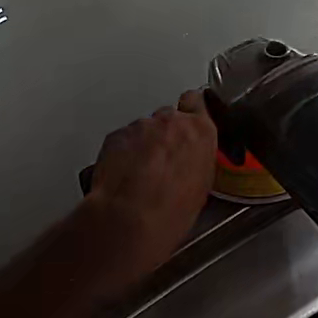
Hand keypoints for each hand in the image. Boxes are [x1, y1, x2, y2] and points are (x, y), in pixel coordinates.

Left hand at [85, 90, 216, 268]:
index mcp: (200, 132)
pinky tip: (125, 174)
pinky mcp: (116, 136)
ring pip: (143, 129)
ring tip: (141, 173)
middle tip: (162, 159)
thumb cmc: (169, 210)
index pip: (196, 102)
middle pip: (168, 117)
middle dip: (165, 133)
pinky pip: (122, 139)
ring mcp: (140, 127)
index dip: (191, 109)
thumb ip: (196, 161)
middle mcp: (170, 122)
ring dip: (142, 144)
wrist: (131, 215)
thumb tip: (188, 166)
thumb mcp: (202, 188)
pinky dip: (123, 151)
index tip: (189, 115)